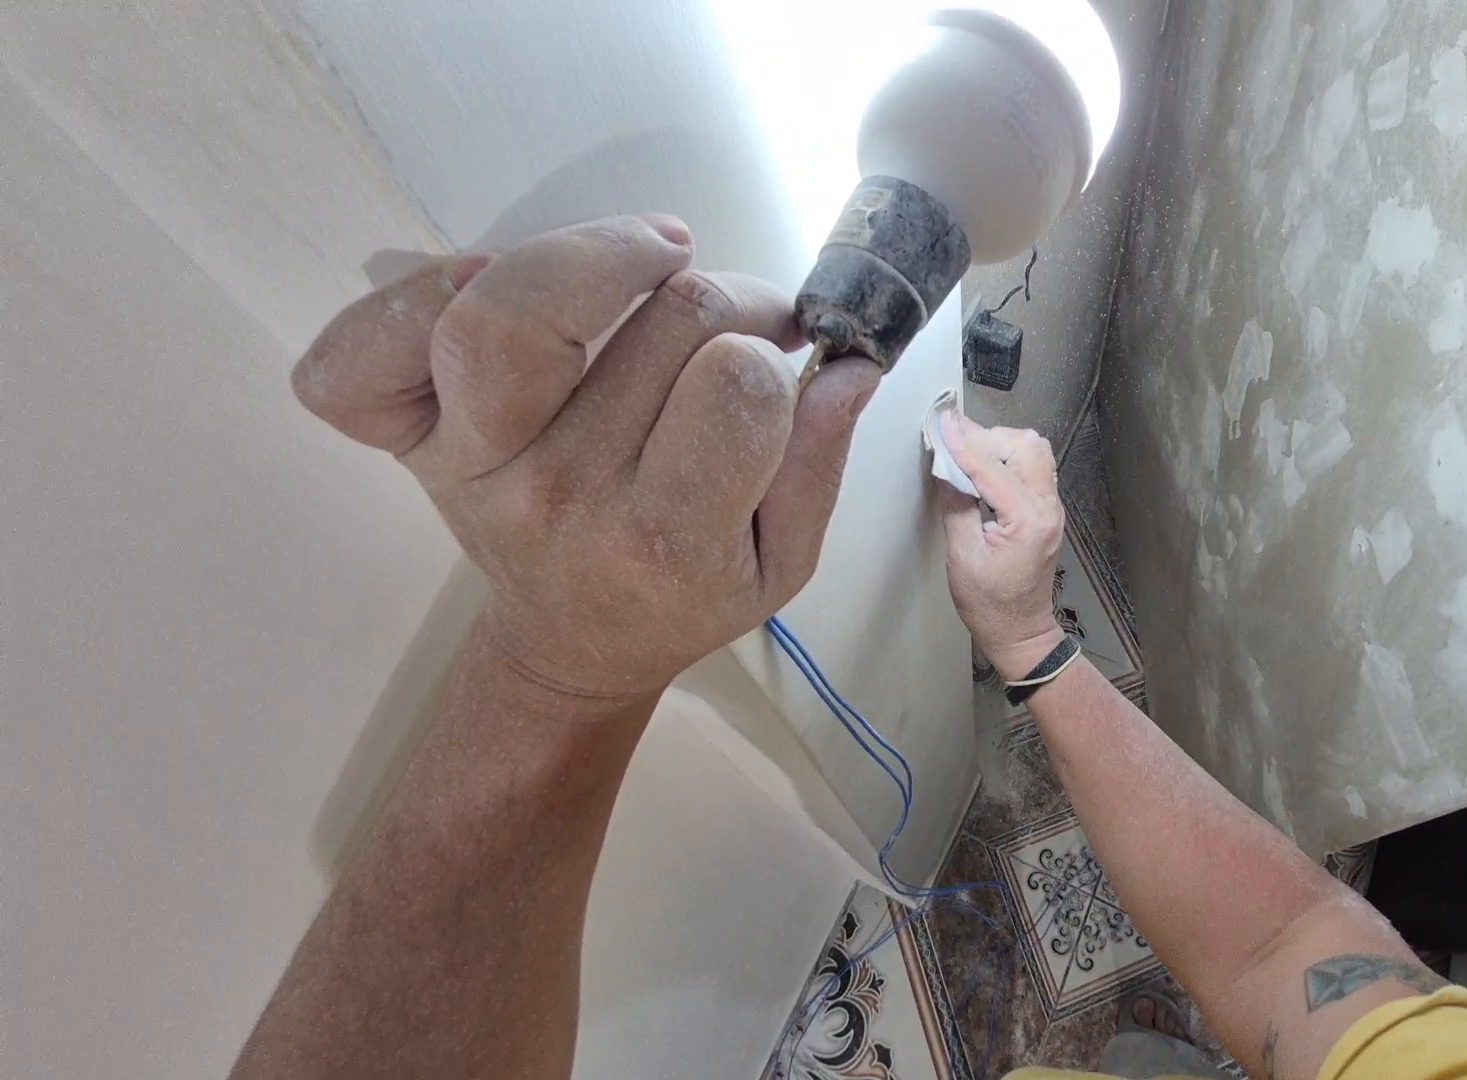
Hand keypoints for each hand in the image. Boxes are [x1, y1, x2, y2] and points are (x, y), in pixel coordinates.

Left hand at [293, 215, 881, 702]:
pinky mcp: (407, 442)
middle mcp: (565, 496)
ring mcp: (471, 465)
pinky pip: (363, 351)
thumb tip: (851, 365)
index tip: (789, 352)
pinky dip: (414, 291)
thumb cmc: (689, 601)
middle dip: (733, 296)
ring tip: (662, 255)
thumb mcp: (784, 562)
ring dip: (610, 253)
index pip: (737, 387)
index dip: (776, 348)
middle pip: (662, 324)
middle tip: (752, 317)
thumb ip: (819, 466)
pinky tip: (496, 280)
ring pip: (512, 307)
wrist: (576, 642)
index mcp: (669, 537)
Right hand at [937, 412, 1066, 677]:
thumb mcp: (963, 557)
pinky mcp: (1047, 511)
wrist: (1021, 632)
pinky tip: (983, 472)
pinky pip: (1033, 469)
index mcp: (1028, 520)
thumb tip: (946, 466)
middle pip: (1025, 445)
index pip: (992, 468)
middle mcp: (1048, 507)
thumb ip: (956, 506)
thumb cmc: (990, 605)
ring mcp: (1051, 508)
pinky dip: (1007, 460)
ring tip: (968, 457)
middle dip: (988, 439)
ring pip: (1033, 452)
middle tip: (955, 445)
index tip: (943, 421)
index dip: (963, 442)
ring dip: (1000, 446)